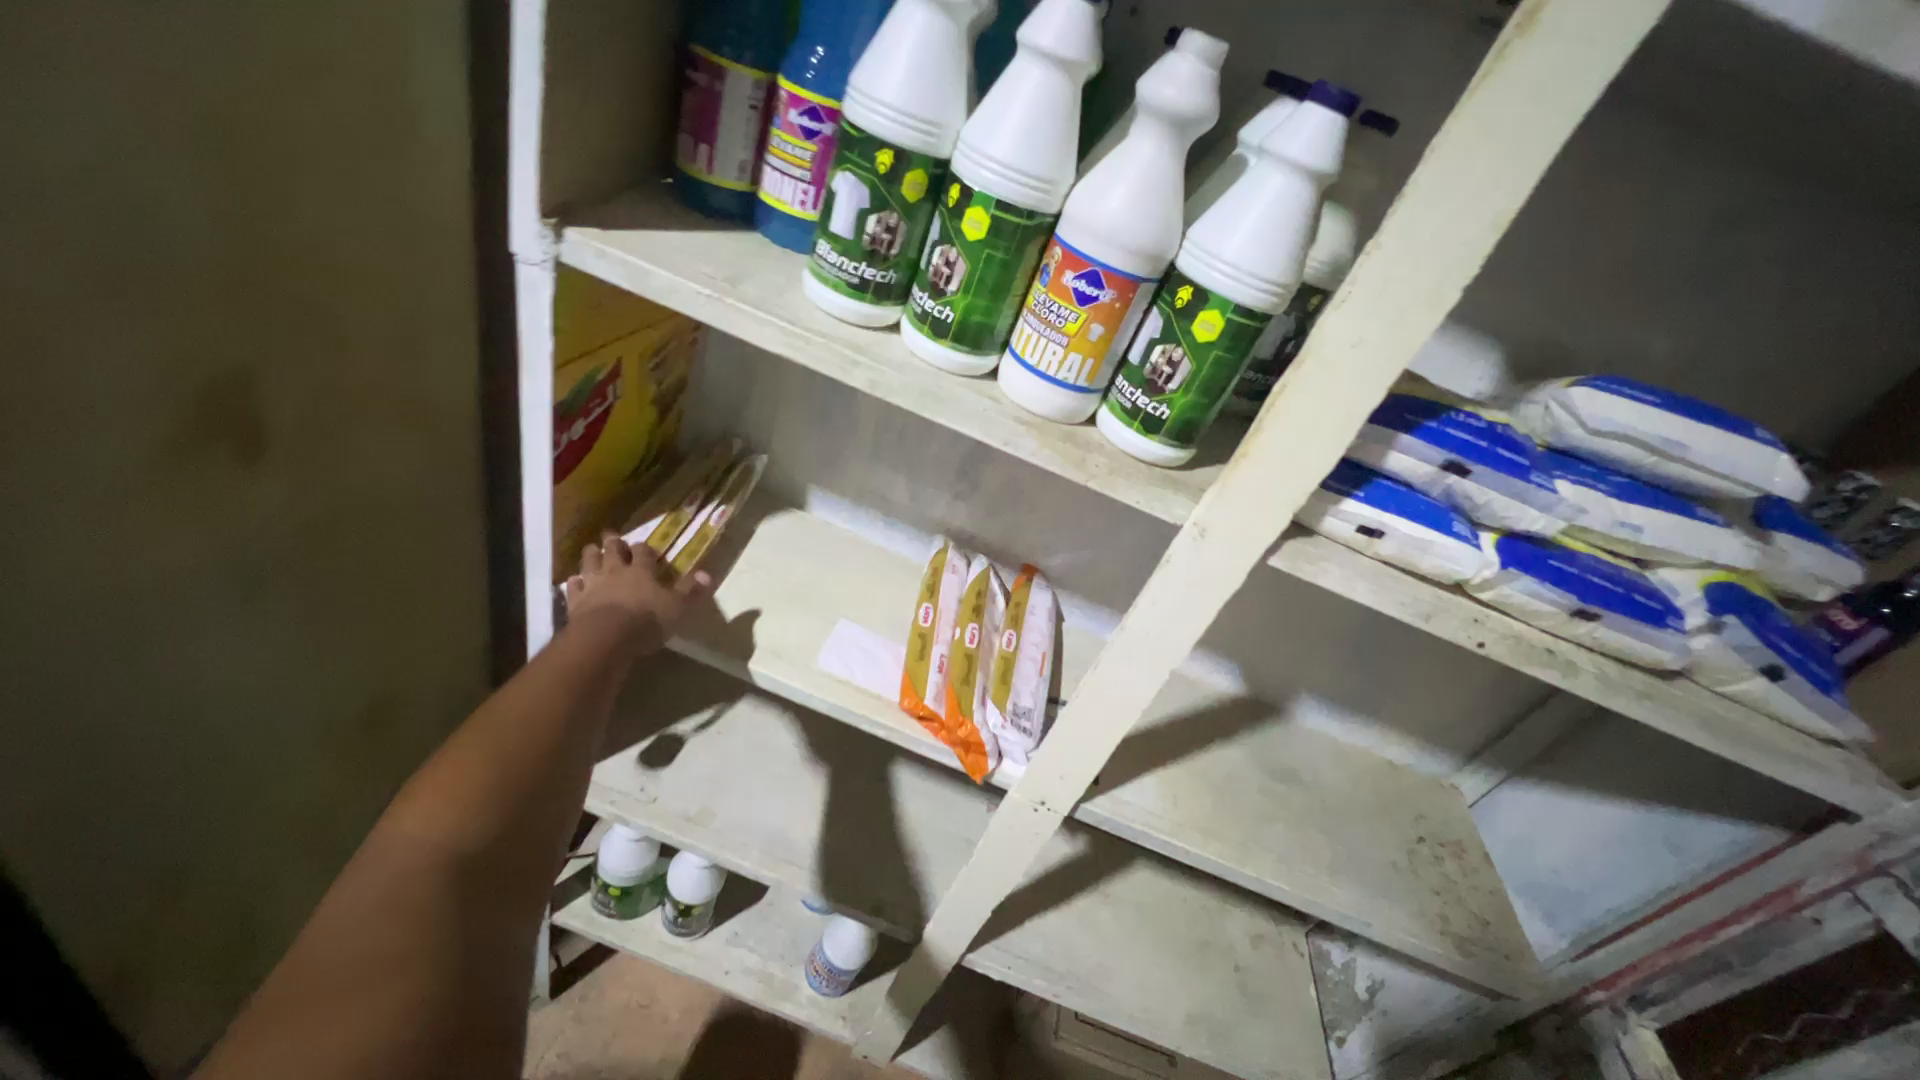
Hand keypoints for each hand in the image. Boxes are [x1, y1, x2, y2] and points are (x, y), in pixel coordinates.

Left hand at [563, 531, 712, 655]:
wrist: (606, 637)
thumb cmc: (647, 620)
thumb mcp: (678, 608)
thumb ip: (690, 591)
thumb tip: (707, 574)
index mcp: (642, 571)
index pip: (643, 552)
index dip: (644, 549)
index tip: (645, 548)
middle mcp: (616, 571)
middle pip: (612, 550)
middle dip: (613, 543)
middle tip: (612, 537)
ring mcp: (593, 584)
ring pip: (589, 561)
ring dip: (591, 554)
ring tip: (592, 549)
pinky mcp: (575, 600)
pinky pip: (573, 585)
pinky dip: (574, 581)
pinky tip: (574, 580)